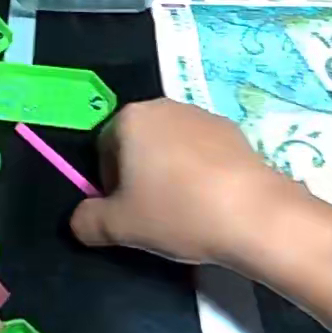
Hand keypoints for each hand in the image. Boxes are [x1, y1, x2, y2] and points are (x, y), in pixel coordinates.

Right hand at [69, 98, 310, 267]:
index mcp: (130, 119)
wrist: (253, 212)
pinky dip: (198, 170)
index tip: (127, 212)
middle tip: (153, 213)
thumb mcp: (119, 226)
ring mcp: (200, 114)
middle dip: (138, 175)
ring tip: (185, 209)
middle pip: (137, 143)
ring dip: (168, 171)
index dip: (108, 184)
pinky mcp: (231, 128)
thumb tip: (79, 220)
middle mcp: (163, 106)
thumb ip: (87, 221)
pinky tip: (211, 200)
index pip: (103, 149)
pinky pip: (201, 150)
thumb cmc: (176, 211)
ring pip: (170, 145)